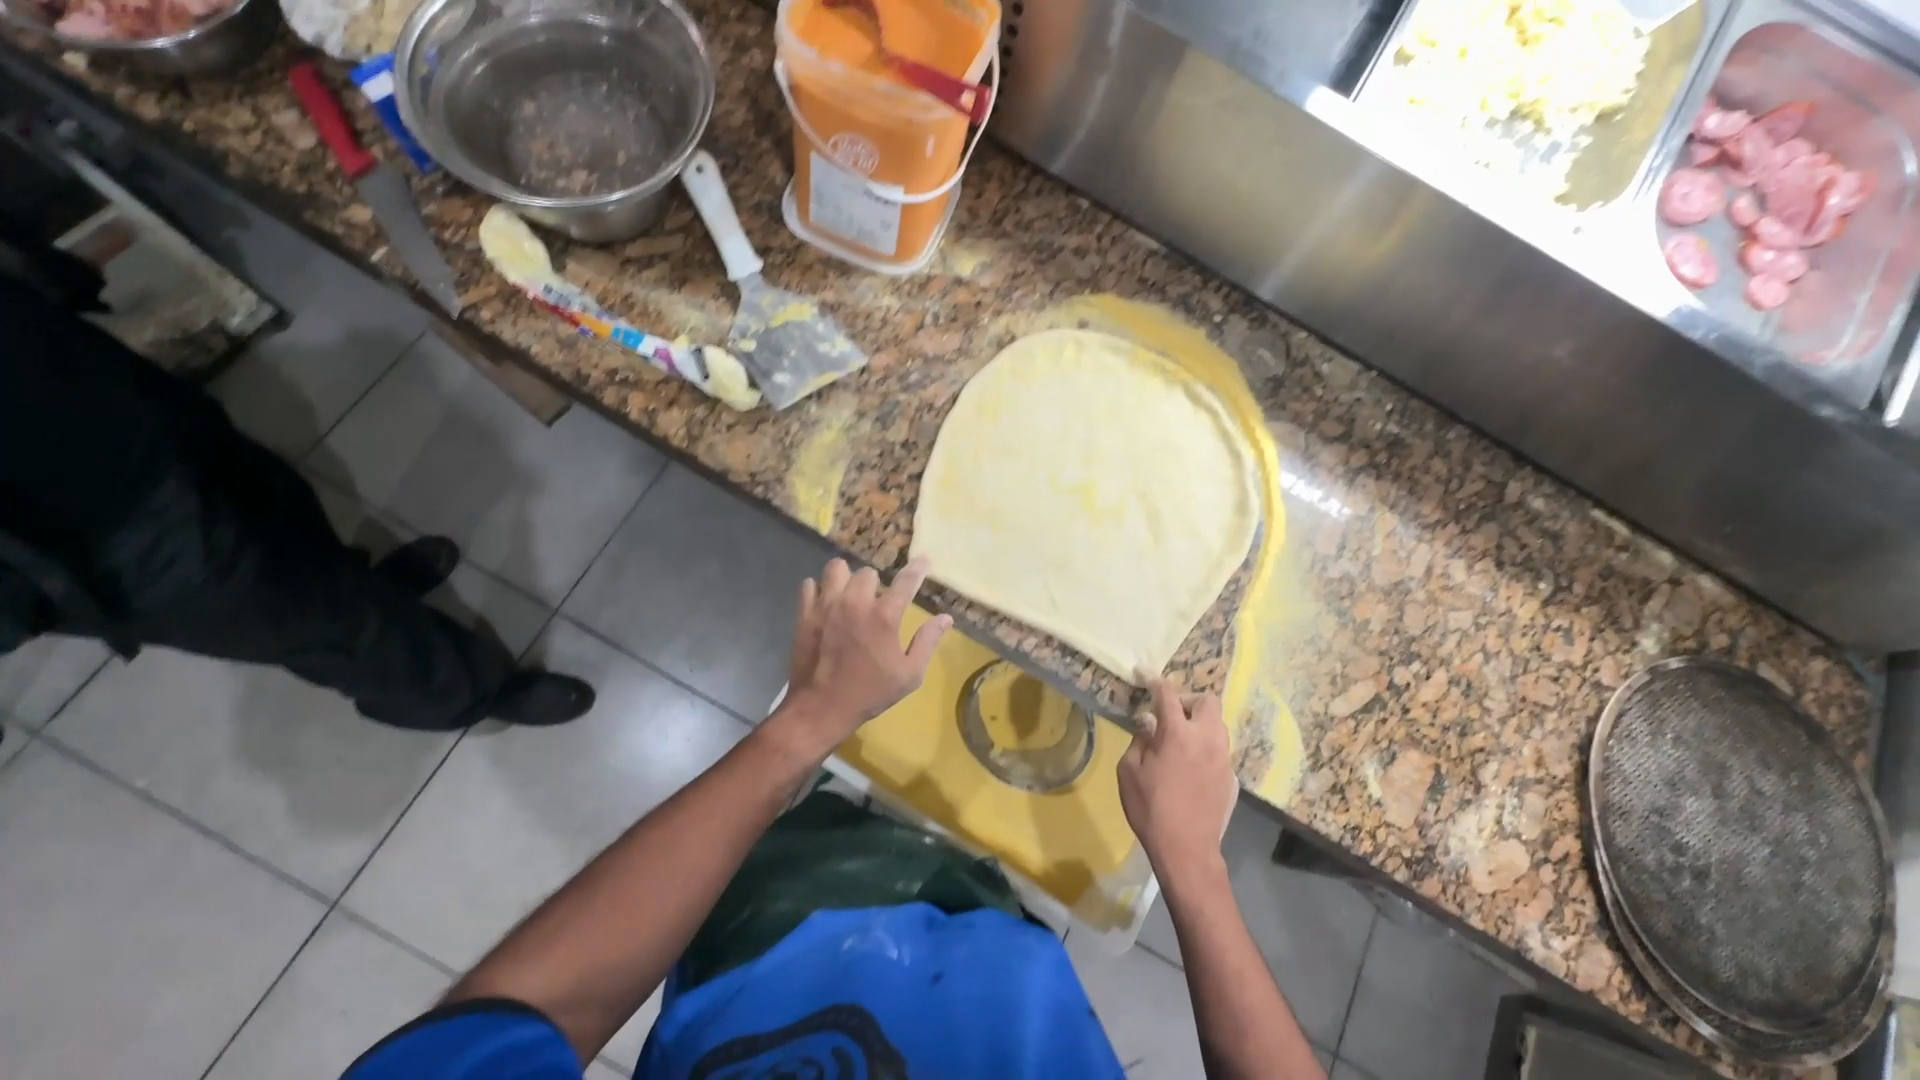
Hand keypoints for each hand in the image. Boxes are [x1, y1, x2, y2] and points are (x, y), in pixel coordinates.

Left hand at [777, 557, 950, 751]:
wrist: (821, 708)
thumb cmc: (870, 693)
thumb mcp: (909, 675)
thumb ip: (927, 642)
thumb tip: (945, 618)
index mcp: (884, 617)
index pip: (906, 581)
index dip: (918, 568)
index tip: (924, 560)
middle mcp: (855, 603)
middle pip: (868, 573)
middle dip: (875, 584)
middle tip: (875, 600)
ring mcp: (826, 605)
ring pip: (837, 568)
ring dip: (845, 579)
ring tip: (848, 594)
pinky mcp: (805, 613)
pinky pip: (809, 584)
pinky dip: (818, 590)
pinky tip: (825, 604)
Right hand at [1119, 677, 1237, 874]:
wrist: (1186, 849)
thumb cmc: (1150, 808)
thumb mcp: (1129, 771)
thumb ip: (1140, 739)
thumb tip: (1149, 722)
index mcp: (1178, 733)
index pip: (1167, 694)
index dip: (1155, 680)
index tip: (1145, 674)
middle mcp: (1207, 738)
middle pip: (1207, 701)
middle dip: (1188, 699)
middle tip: (1169, 713)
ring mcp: (1223, 758)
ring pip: (1218, 725)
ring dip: (1199, 723)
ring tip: (1180, 739)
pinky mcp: (1232, 778)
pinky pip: (1219, 751)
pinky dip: (1205, 749)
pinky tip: (1191, 768)